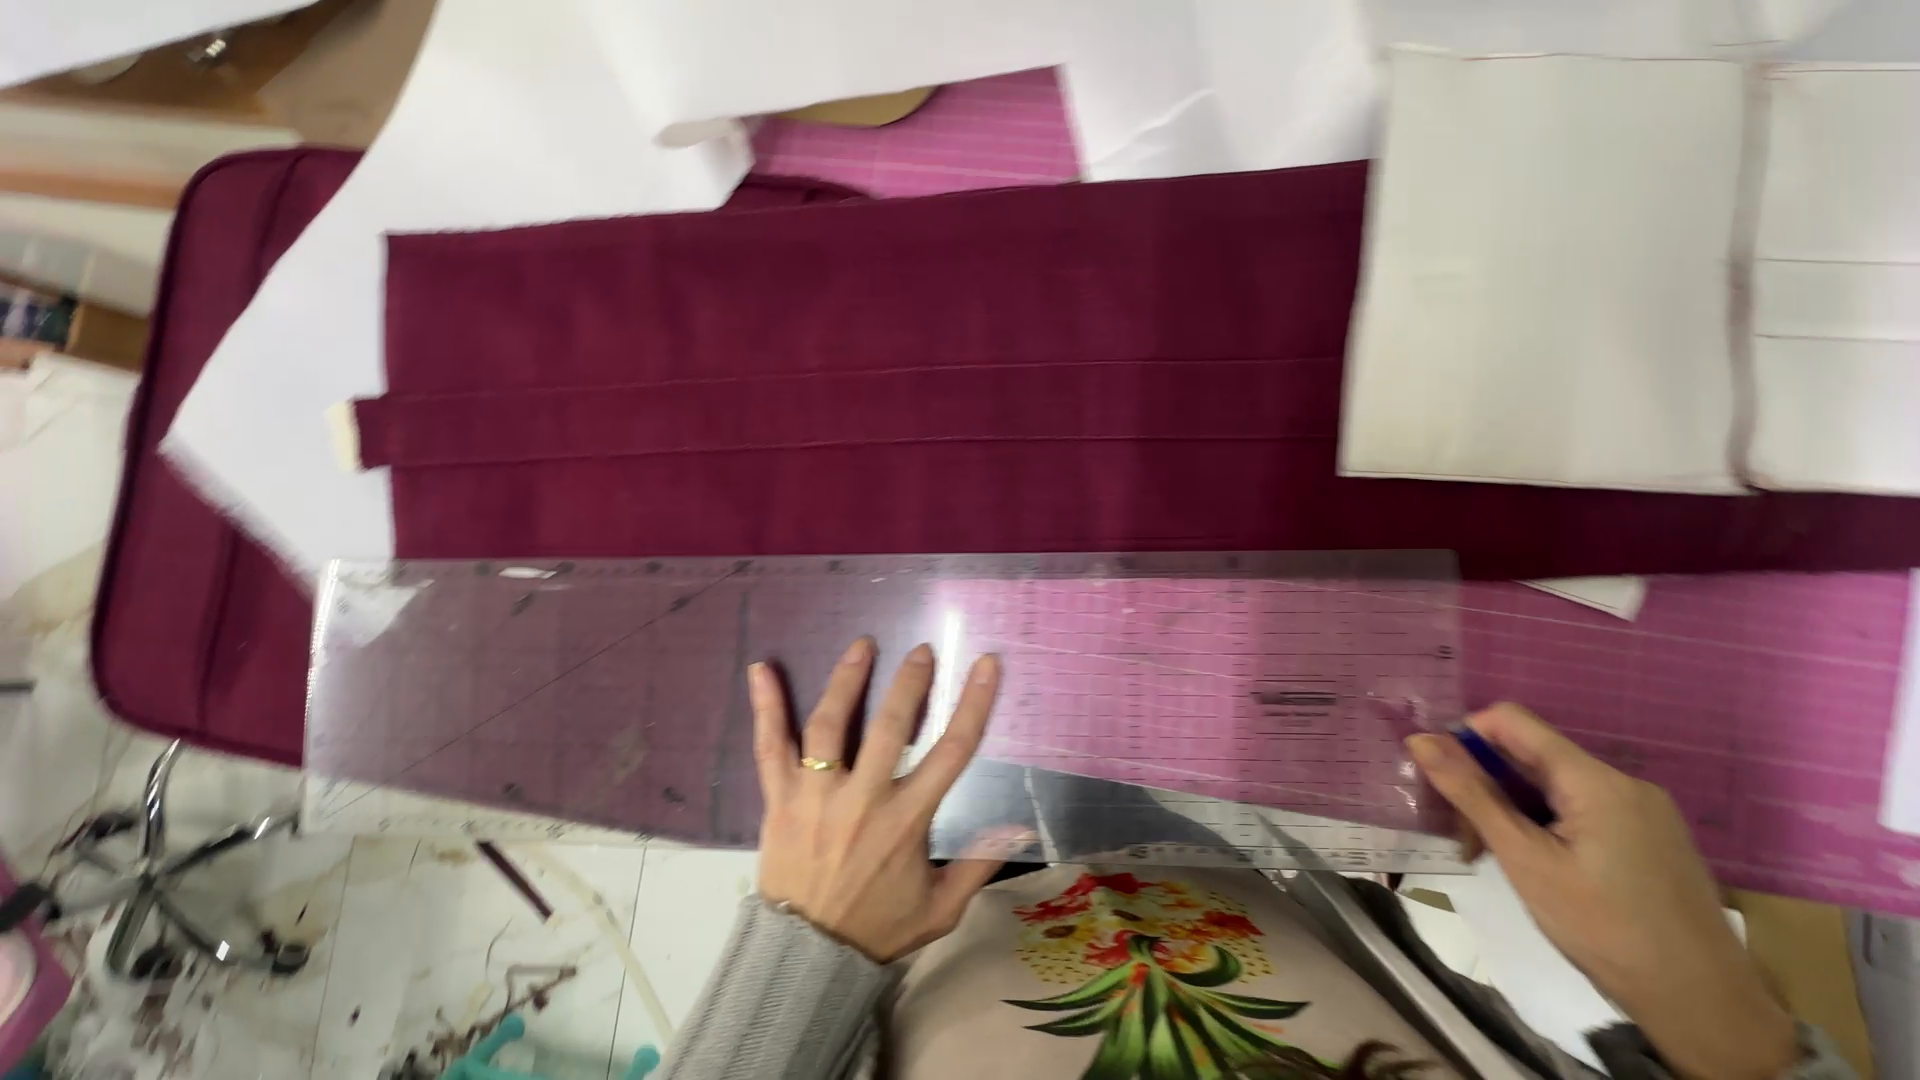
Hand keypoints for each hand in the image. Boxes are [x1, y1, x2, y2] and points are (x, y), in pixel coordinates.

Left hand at [749, 637, 1018, 962]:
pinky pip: (770, 746)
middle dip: (909, 682)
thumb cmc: (877, 929)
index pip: (951, 751)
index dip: (972, 704)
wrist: (806, 960)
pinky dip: (765, 706)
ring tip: (862, 646)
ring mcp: (815, 794)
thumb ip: (978, 866)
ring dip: (847, 680)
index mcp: (906, 820)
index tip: (984, 664)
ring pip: (829, 725)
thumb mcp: (940, 908)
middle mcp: (862, 798)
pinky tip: (761, 668)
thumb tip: (1019, 829)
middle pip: (889, 726)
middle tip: (921, 650)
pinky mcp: (778, 798)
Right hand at [1408, 705, 1798, 1079]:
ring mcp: (1643, 810)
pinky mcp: (1651, 836)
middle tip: (1465, 838)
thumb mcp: (1523, 858)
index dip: (1467, 739)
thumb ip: (1472, 794)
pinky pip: (1583, 808)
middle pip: (1532, 755)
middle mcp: (1623, 781)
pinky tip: (1538, 866)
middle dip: (1486, 784)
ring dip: (1513, 809)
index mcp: (1594, 779)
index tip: (1446, 784)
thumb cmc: (1602, 927)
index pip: (1512, 720)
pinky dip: (1546, 824)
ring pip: (1554, 785)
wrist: (1702, 1003)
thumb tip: (1420, 739)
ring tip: (1495, 857)